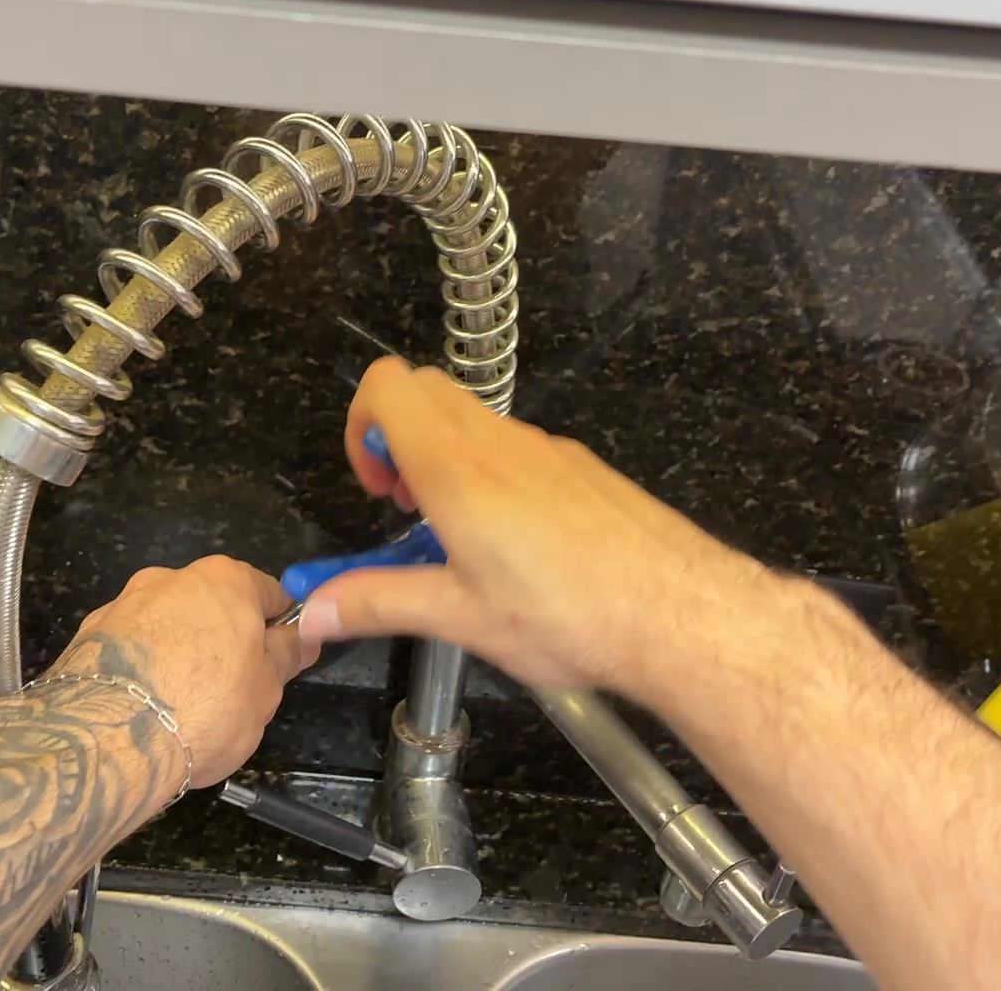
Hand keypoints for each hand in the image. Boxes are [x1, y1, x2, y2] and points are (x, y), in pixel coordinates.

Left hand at [51, 556, 307, 785]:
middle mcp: (173, 577)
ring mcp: (125, 603)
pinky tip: (141, 708)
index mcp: (226, 579)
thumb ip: (285, 656)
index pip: (270, 594)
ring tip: (178, 705)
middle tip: (229, 689)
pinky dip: (140, 668)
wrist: (105, 739)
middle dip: (224, 639)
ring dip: (178, 651)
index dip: (279, 629)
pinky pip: (130, 648)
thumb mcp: (266, 690)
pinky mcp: (87, 634)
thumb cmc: (205, 707)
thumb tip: (301, 637)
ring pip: (168, 625)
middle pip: (214, 605)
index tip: (277, 662)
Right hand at [296, 358, 789, 703]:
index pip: (386, 384)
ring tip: (456, 534)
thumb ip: (376, 604)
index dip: (360, 425)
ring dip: (441, 457)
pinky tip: (513, 541)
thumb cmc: (567, 613)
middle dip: (395, 437)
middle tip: (407, 506)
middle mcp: (497, 440)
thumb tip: (316, 611)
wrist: (684, 613)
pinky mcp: (576, 465)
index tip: (377, 488)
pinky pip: (513, 445)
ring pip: (470, 417)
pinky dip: (487, 471)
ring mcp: (543, 447)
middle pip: (424, 389)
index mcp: (456, 467)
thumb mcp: (459, 616)